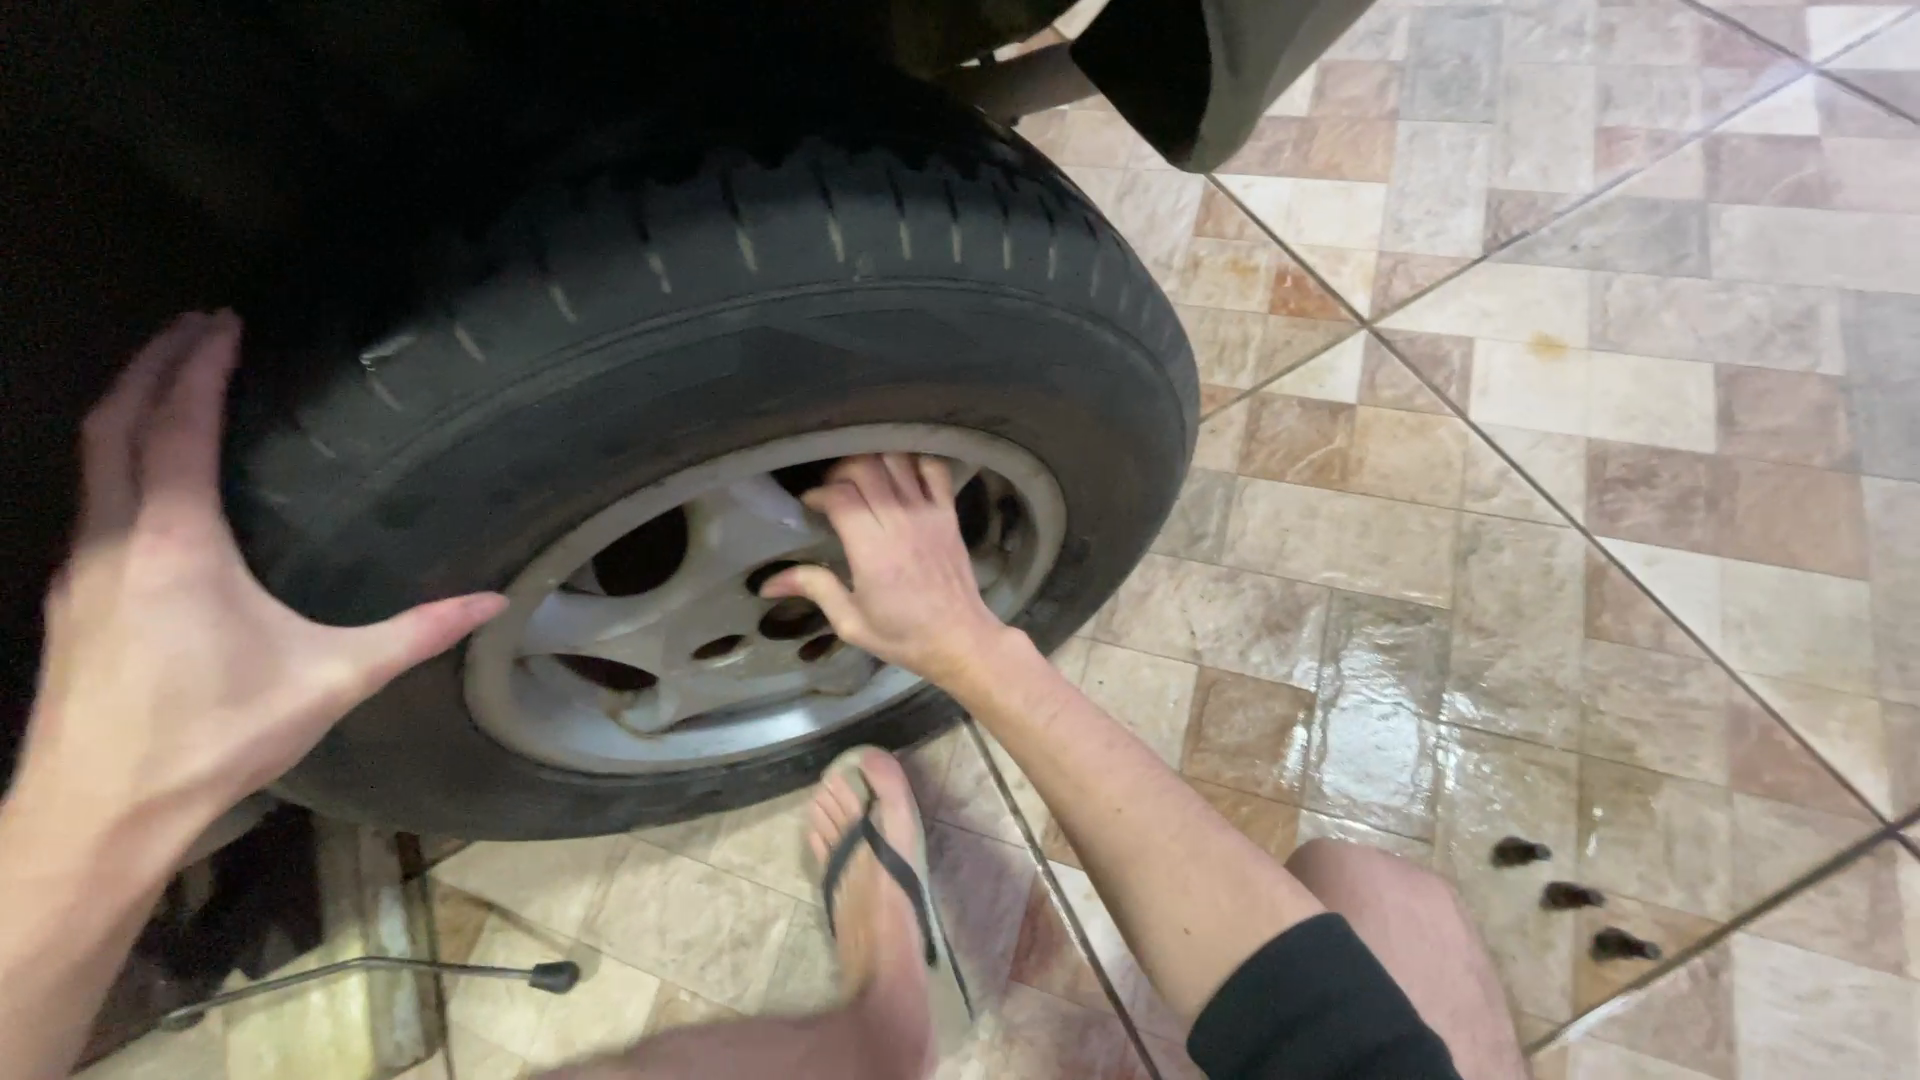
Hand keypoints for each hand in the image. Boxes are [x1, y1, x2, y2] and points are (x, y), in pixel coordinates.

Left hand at [16, 311, 505, 843]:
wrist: (98, 811)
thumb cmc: (218, 734)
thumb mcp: (337, 678)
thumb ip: (419, 632)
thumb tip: (496, 603)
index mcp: (176, 547)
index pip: (175, 433)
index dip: (196, 372)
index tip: (222, 323)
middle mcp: (114, 543)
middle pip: (114, 427)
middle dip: (152, 366)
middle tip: (197, 325)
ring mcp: (81, 570)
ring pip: (92, 462)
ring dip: (131, 408)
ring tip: (176, 379)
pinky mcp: (74, 598)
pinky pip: (95, 499)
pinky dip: (122, 456)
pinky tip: (156, 473)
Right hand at [760, 454, 1014, 686]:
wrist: (960, 639)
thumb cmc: (904, 636)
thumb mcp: (851, 622)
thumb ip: (814, 589)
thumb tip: (767, 583)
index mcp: (872, 550)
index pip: (840, 495)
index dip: (818, 493)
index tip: (810, 506)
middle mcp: (900, 522)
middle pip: (864, 468)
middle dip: (839, 472)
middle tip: (832, 491)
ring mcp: (929, 513)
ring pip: (896, 461)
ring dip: (873, 461)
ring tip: (861, 480)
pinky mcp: (949, 513)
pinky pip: (934, 468)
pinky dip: (915, 461)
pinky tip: (900, 474)